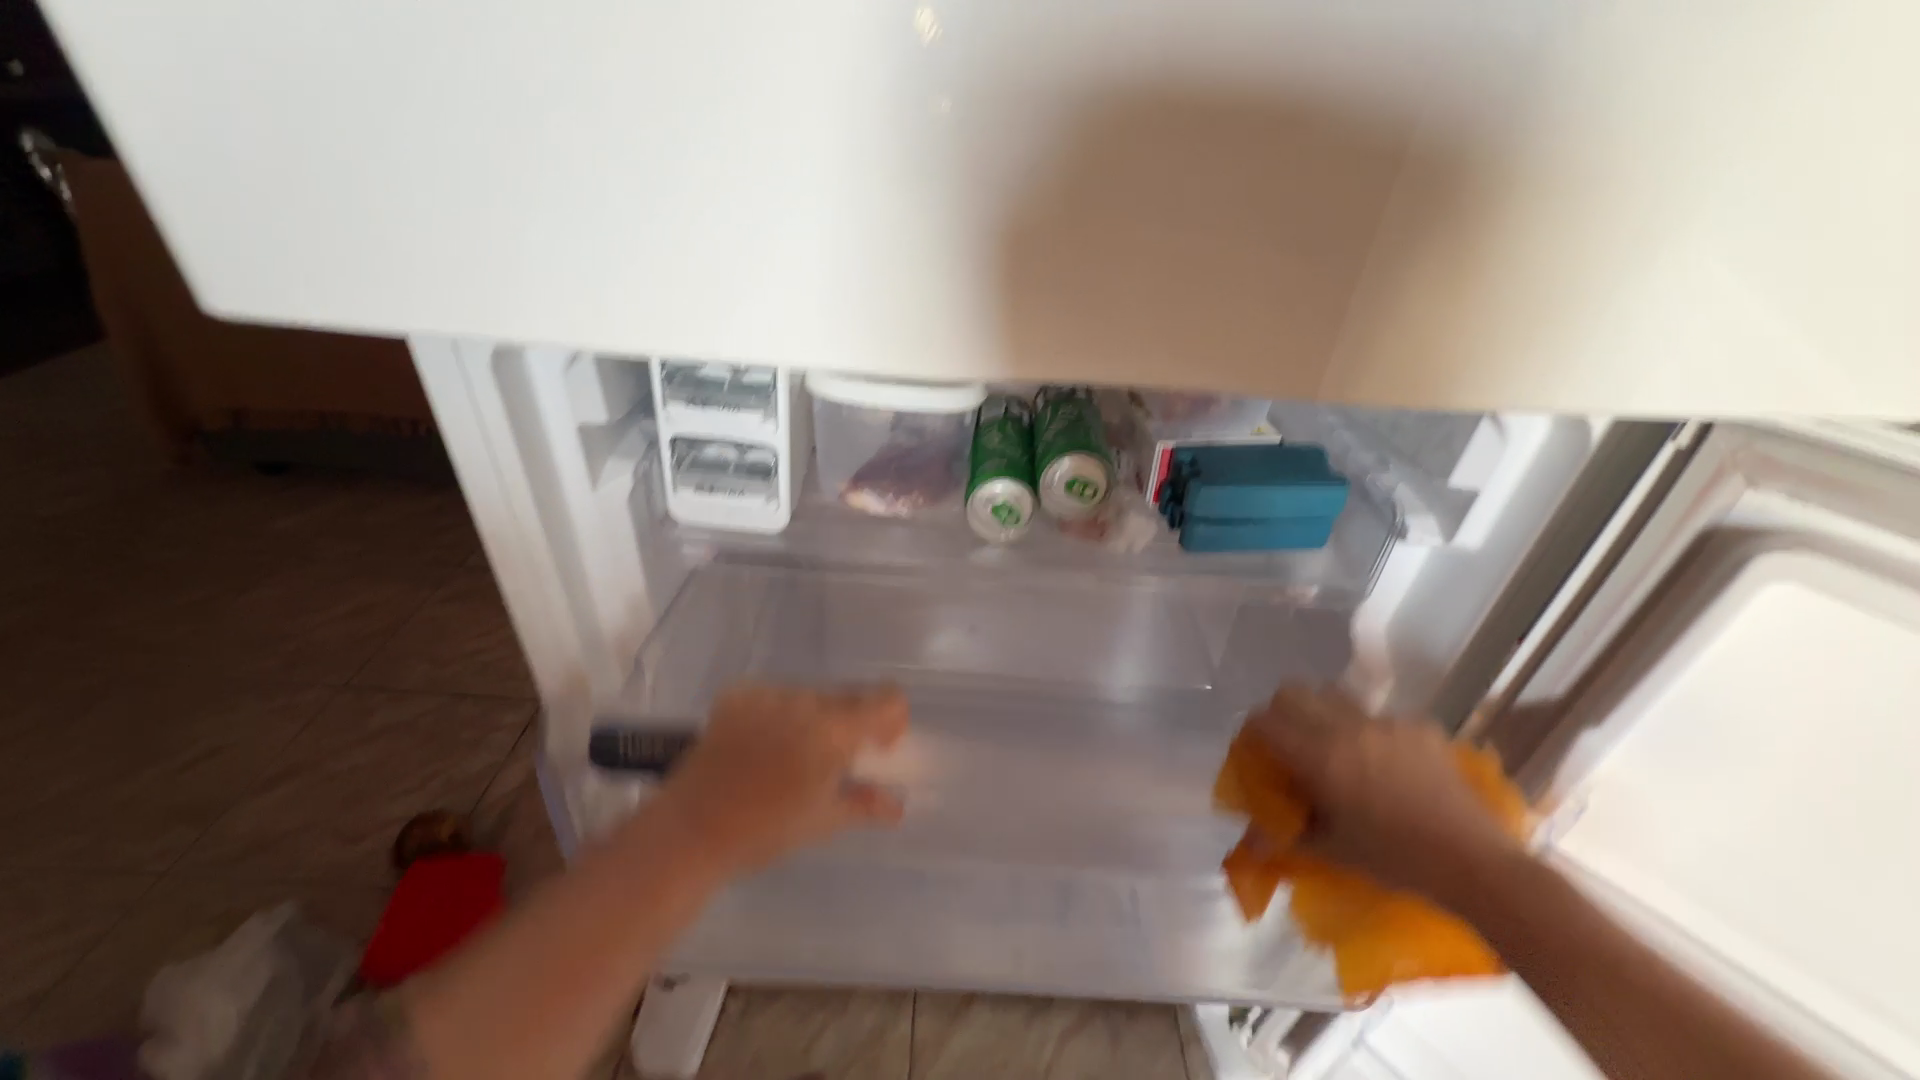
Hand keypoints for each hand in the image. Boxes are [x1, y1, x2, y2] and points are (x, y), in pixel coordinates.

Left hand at [655, 683, 908, 874]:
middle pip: (848, 697)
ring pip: (811, 695)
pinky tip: (762, 747)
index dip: (892, 720)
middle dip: (852, 724)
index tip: (877, 749)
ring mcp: (767, 694)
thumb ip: (866, 804)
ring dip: (815, 718)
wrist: (691, 830)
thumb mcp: (823, 821)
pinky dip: (779, 715)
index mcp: (832, 731)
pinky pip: (775, 696)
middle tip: (834, 761)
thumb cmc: (765, 831)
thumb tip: (897, 805)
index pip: (887, 699)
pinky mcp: (737, 695)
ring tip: (791, 756)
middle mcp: (803, 701)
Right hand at [1249, 685, 1524, 910]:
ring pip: (1335, 695)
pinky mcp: (1420, 727)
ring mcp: (1388, 722)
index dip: (1252, 732)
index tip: (1257, 752)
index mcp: (1321, 757)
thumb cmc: (1397, 860)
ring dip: (1322, 714)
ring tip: (1335, 749)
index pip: (1265, 720)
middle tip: (1289, 743)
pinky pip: (1378, 716)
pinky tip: (1385, 765)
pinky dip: (1368, 732)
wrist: (1476, 863)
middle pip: (1293, 691)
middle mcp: (1348, 727)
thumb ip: (1288, 834)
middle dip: (1282, 712)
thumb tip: (1253, 839)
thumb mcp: (1334, 850)